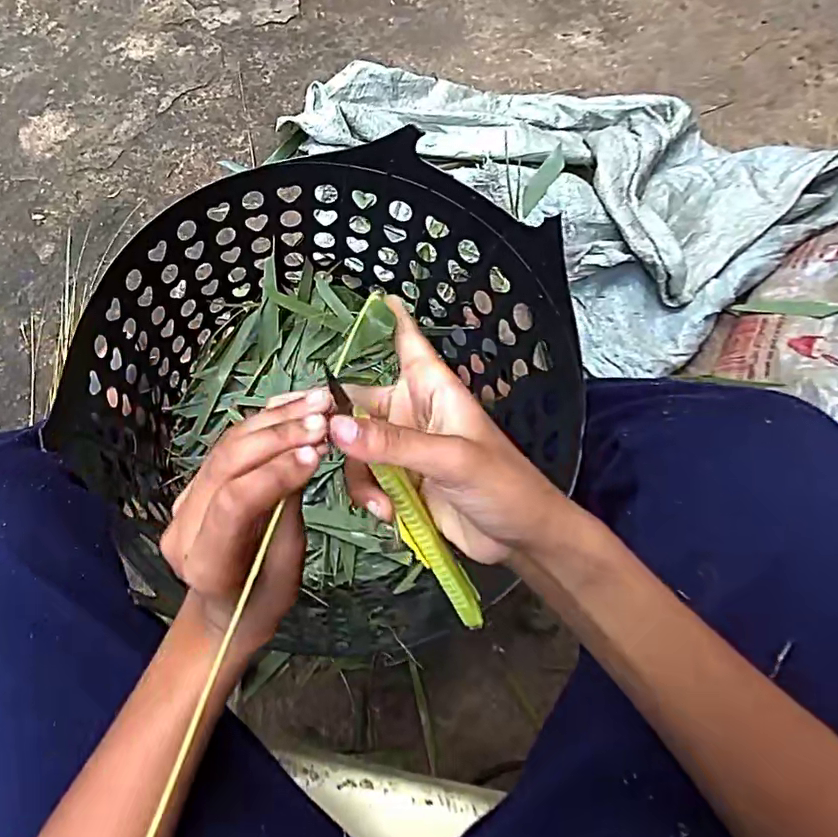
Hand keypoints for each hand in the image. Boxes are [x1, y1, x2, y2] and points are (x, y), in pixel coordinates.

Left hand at [161, 388, 329, 657]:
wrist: (224, 608)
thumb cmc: (260, 600)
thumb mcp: (286, 566)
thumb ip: (285, 511)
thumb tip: (305, 453)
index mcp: (203, 561)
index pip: (233, 502)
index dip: (274, 472)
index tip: (317, 452)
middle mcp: (181, 525)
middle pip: (227, 463)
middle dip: (279, 435)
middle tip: (324, 417)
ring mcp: (183, 500)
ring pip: (228, 445)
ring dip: (276, 418)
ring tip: (318, 401)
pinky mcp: (195, 483)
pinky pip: (228, 443)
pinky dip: (264, 420)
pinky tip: (294, 402)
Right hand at [328, 296, 580, 565]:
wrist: (521, 539)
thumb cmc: (507, 486)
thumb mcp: (452, 459)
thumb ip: (394, 444)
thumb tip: (338, 427)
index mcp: (433, 390)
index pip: (407, 342)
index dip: (388, 319)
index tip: (368, 297)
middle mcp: (412, 413)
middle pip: (358, 400)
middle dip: (335, 417)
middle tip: (316, 435)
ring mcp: (402, 448)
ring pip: (354, 445)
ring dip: (358, 473)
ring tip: (378, 499)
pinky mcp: (398, 480)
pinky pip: (363, 477)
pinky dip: (367, 495)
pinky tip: (387, 511)